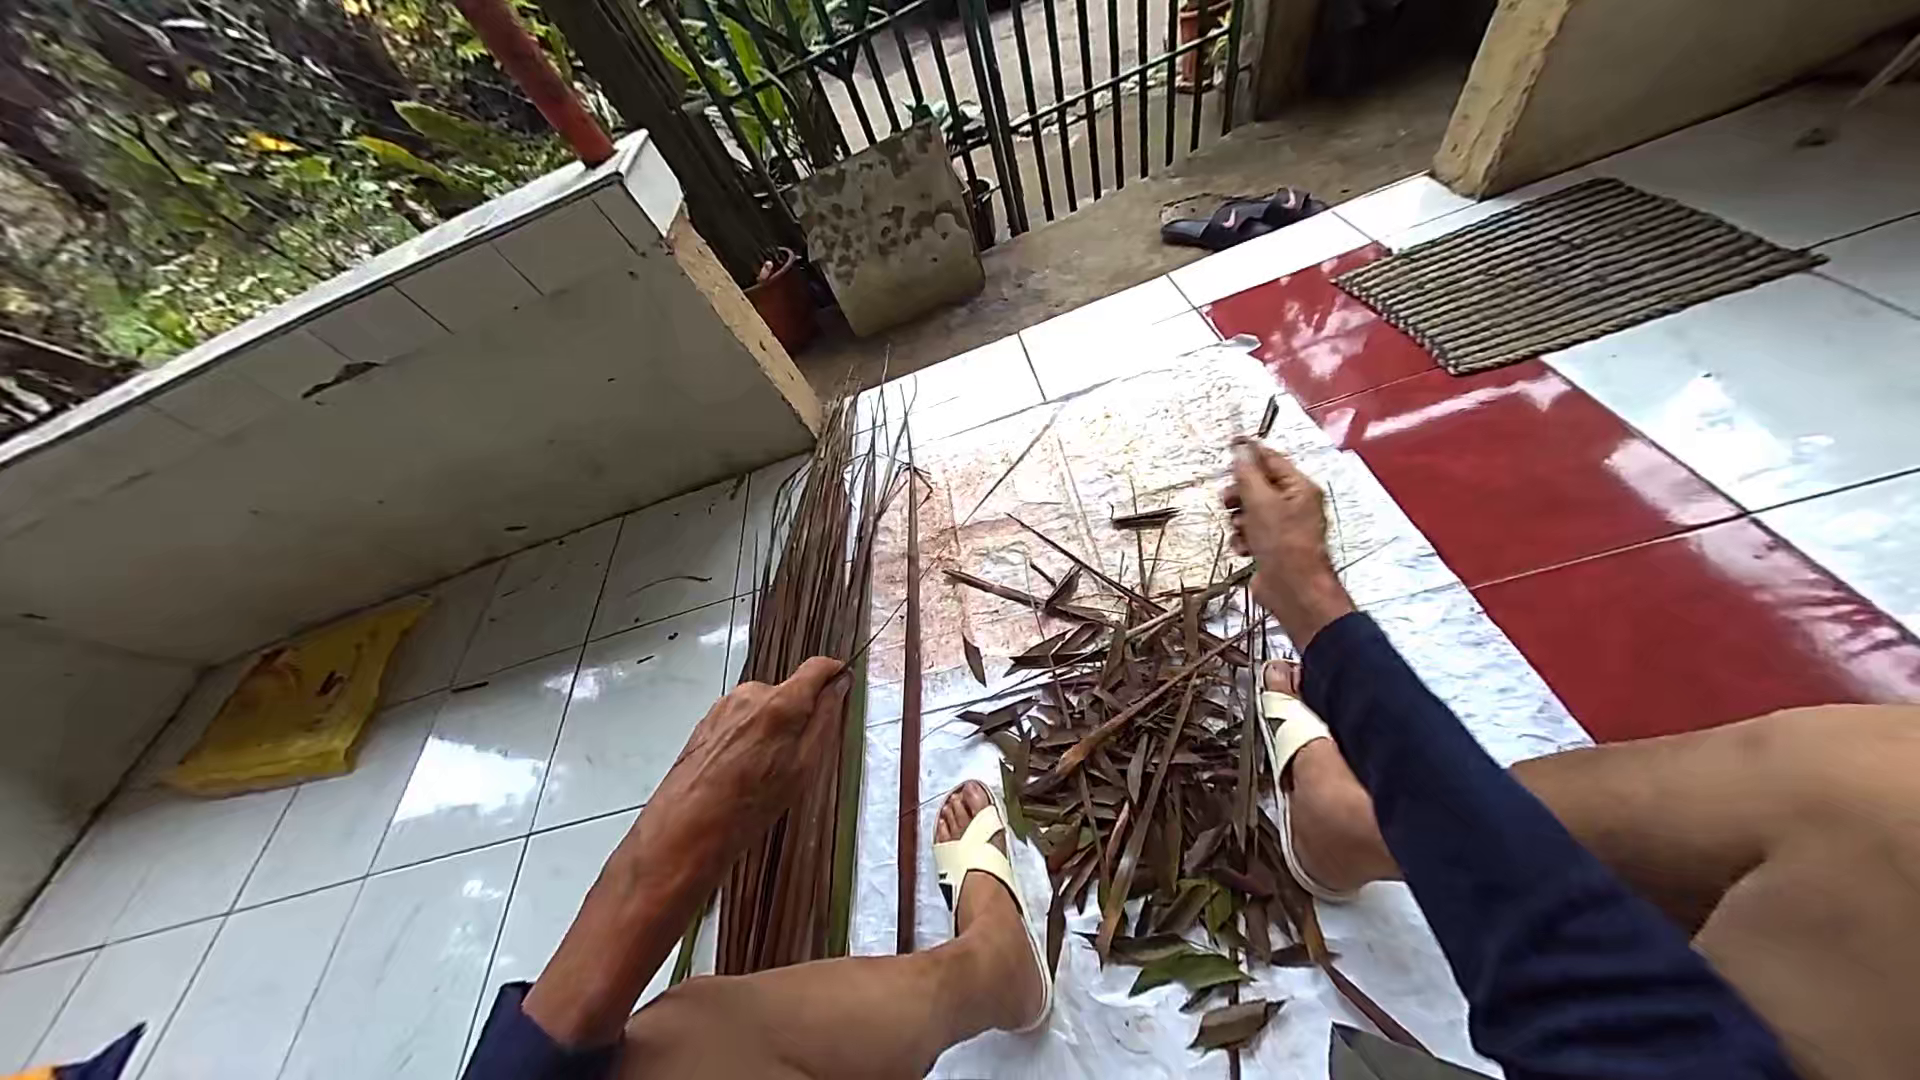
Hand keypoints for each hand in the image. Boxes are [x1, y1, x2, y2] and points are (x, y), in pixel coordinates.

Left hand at [652, 656, 849, 857]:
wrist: (684, 831)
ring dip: (771, 728)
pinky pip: (741, 719)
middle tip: (797, 756)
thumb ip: (825, 719)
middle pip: (790, 691)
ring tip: (763, 772)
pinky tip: (741, 771)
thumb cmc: (746, 807)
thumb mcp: (803, 767)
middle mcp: (752, 694)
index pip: (818, 666)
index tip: (841, 684)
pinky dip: (749, 737)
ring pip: (764, 707)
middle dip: (799, 715)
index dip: (834, 673)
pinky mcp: (707, 720)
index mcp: (781, 703)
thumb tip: (840, 686)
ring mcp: (725, 705)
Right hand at [1224, 438, 1354, 646]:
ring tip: (1241, 531)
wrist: (1292, 588)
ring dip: (1238, 520)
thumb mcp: (1261, 501)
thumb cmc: (1283, 542)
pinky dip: (1242, 539)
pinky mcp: (1271, 546)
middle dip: (1239, 495)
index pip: (1271, 460)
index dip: (1249, 454)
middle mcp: (1293, 504)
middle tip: (1228, 501)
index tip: (1229, 447)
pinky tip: (1244, 548)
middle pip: (1257, 486)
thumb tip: (1240, 448)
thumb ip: (1247, 473)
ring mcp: (1282, 526)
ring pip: (1249, 511)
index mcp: (1299, 488)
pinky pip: (1248, 533)